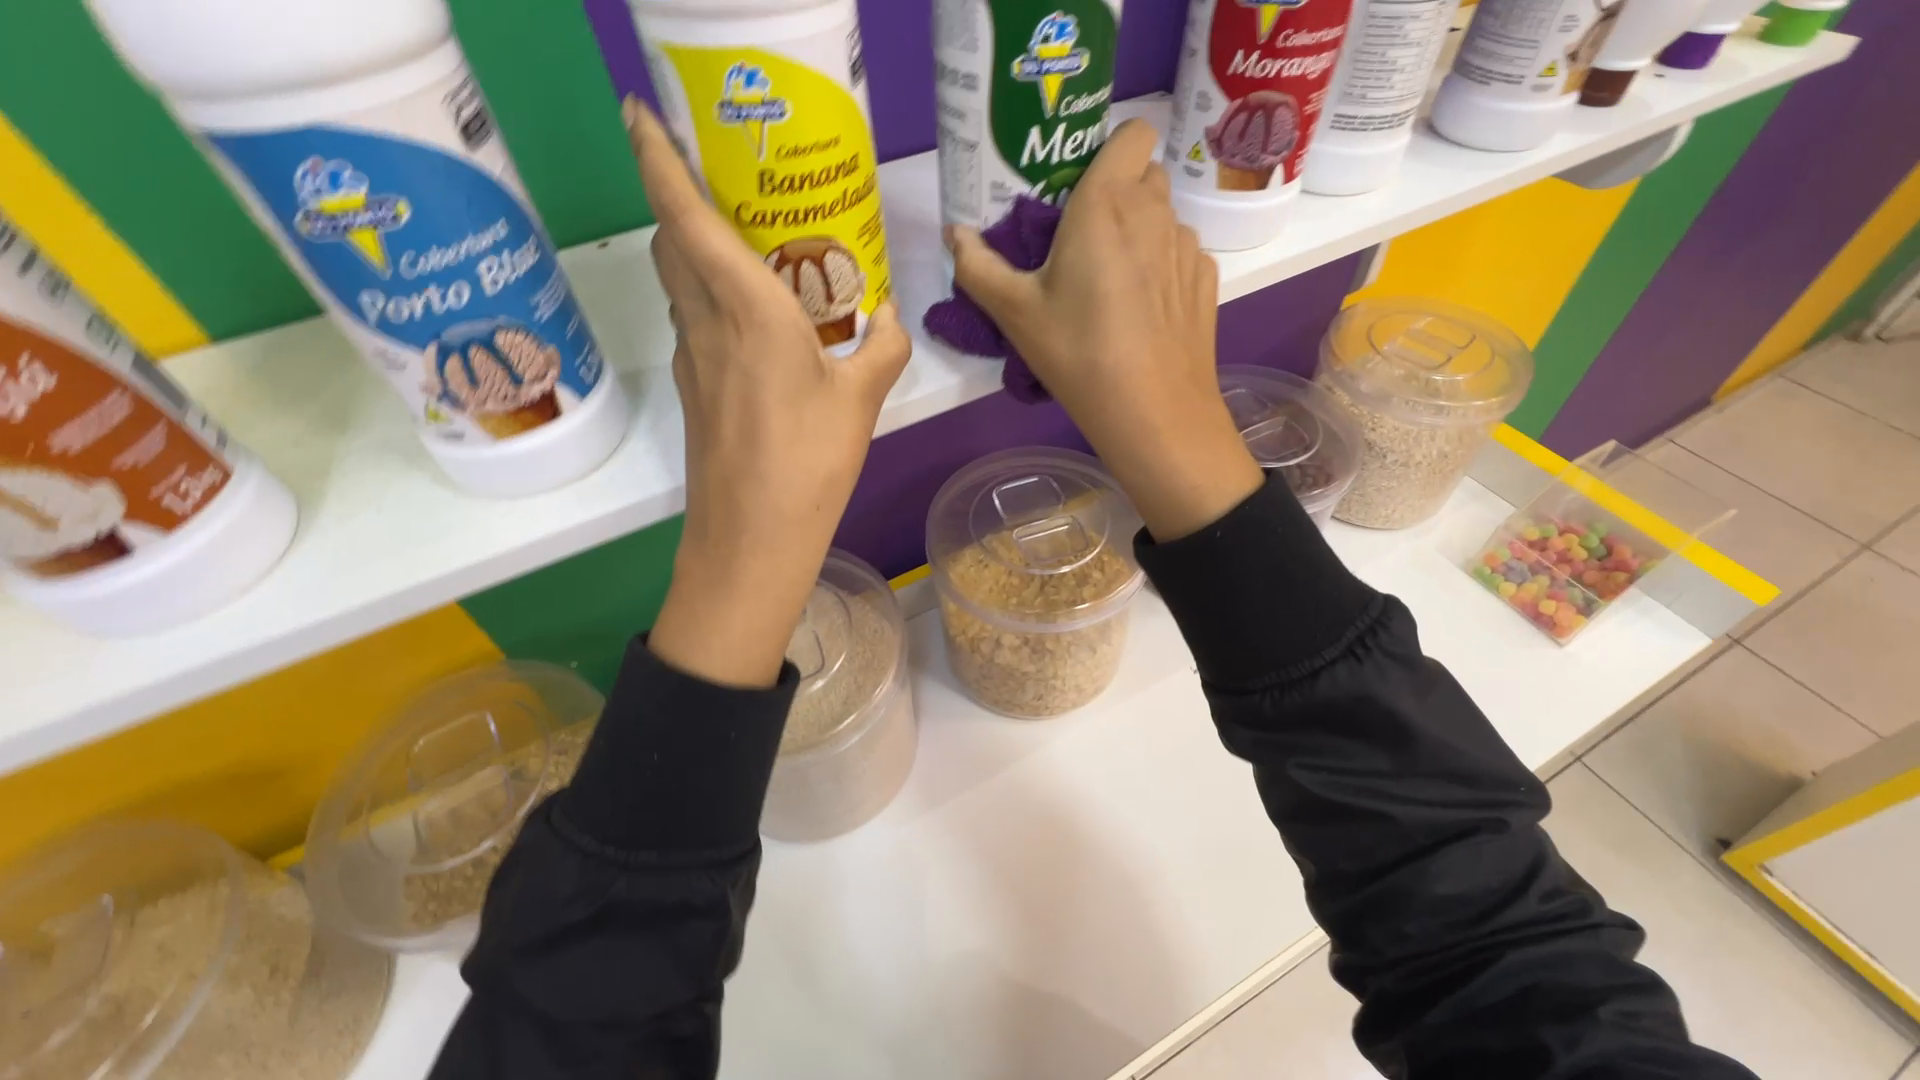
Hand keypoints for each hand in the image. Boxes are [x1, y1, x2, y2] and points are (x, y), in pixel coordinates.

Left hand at [625, 98, 911, 686]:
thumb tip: (892, 319)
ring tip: (739, 230)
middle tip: (714, 166)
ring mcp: (692, 358)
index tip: (640, 111)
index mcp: (747, 312)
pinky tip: (750, 310)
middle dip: (676, 191)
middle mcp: (706, 323)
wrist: (750, 543)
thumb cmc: (807, 467)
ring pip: (679, 279)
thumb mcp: (860, 403)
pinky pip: (694, 318)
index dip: (657, 158)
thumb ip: (881, 351)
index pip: (688, 217)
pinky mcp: (693, 389)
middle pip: (673, 240)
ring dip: (692, 243)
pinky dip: (709, 293)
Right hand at [947, 119, 1261, 540]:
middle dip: (1117, 192)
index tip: (1081, 182)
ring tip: (1112, 282)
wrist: (1155, 413)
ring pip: (1163, 216)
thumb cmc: (1079, 354)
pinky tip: (1142, 310)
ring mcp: (1188, 246)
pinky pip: (1180, 254)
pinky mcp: (1206, 281)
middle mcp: (1155, 211)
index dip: (1110, 147)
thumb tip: (954, 234)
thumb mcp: (1015, 314)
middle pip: (1145, 174)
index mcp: (1107, 203)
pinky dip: (1161, 266)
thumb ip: (978, 267)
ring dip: (1140, 231)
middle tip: (1083, 236)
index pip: (1132, 131)